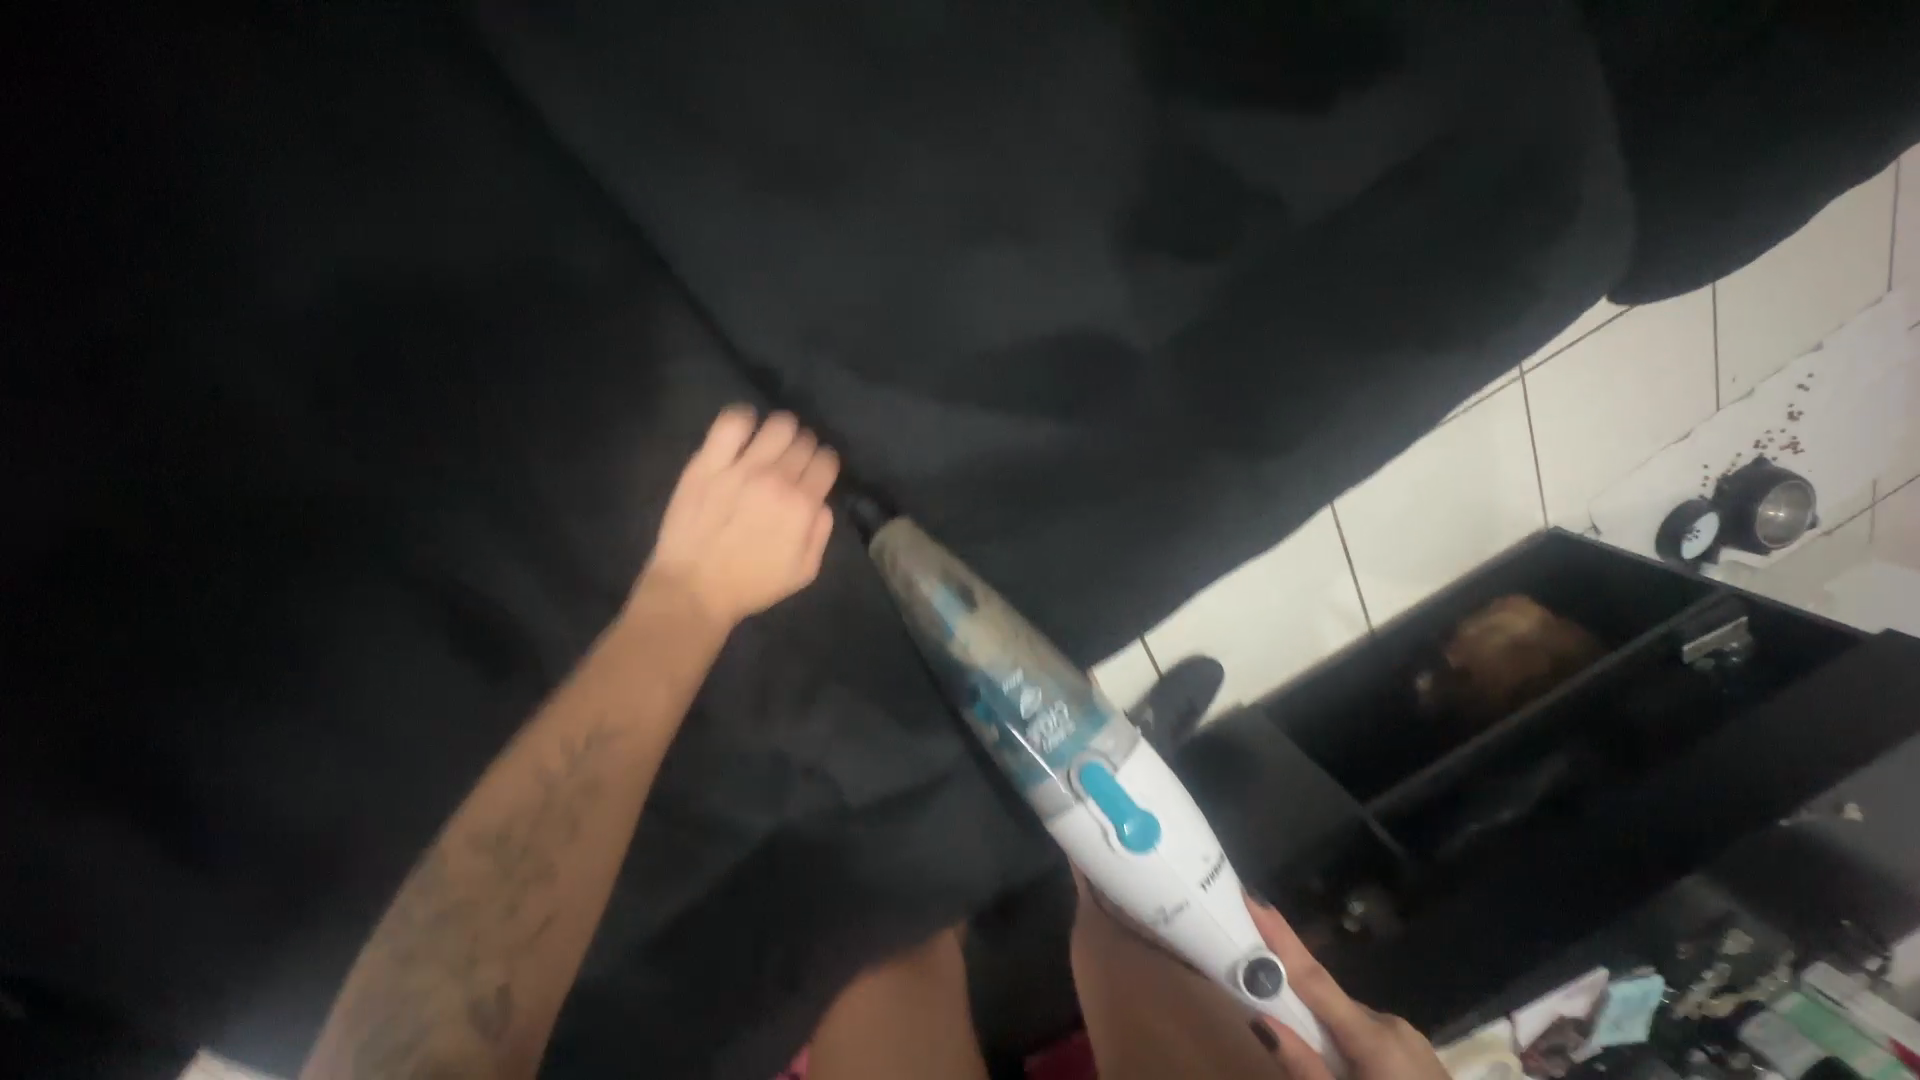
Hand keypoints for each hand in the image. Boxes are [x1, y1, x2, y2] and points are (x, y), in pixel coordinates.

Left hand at [639, 407, 839, 627]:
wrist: (694, 589)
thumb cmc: (752, 585)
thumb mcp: (804, 571)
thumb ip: (821, 532)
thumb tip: (821, 502)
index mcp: (803, 505)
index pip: (827, 461)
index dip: (824, 464)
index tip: (815, 472)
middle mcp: (776, 479)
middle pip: (804, 441)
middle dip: (804, 448)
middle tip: (791, 462)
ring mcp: (740, 467)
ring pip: (777, 425)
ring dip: (781, 431)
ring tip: (770, 444)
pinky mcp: (707, 463)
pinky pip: (731, 422)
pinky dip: (743, 419)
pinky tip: (744, 429)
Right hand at [1244, 895, 1448, 1079]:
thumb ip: (1303, 1068)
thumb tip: (1260, 1019)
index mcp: (1375, 1039)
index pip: (1314, 978)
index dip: (1280, 938)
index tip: (1251, 896)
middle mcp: (1393, 1026)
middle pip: (1327, 1003)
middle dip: (1292, 1002)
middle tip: (1255, 1002)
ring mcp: (1412, 1042)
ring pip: (1347, 1024)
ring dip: (1320, 1032)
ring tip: (1312, 1067)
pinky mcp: (1421, 1058)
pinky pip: (1368, 1039)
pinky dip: (1344, 1046)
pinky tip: (1342, 1075)